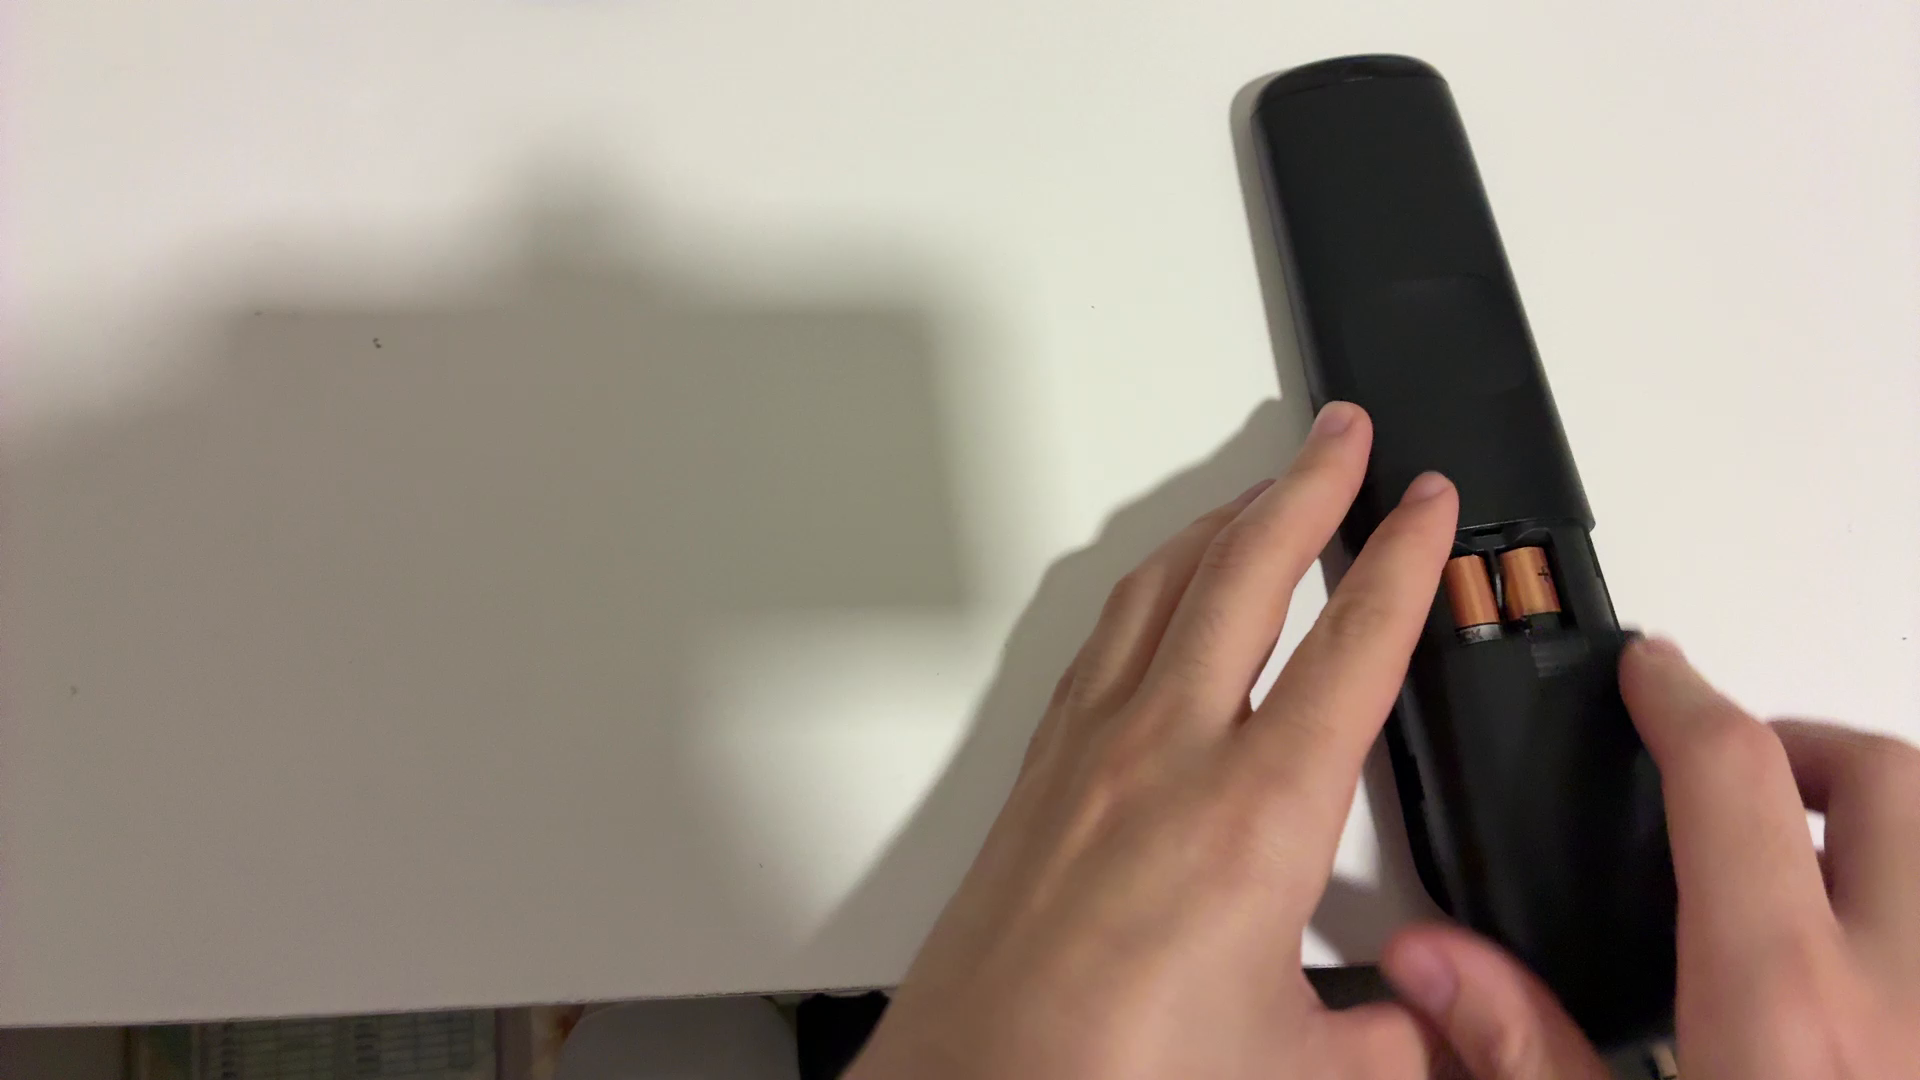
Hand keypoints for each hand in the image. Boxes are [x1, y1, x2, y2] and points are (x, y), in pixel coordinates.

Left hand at [847, 402, 1458, 1078]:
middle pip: (1248, 572)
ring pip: (1164, 584)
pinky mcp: (1050, 749)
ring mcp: (1097, 735)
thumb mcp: (1301, 1067)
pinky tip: (1166, 578)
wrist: (981, 1079)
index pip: (1353, 643)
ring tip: (1259, 488)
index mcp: (1257, 811)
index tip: (1423, 501)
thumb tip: (1426, 1018)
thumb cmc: (1116, 1073)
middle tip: (1339, 434)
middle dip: (1305, 487)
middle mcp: (1169, 746)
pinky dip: (1148, 582)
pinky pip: (1106, 632)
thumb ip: (1393, 1035)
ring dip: (1219, 522)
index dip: (1400, 558)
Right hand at [1381, 639, 1919, 1077]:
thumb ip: (1519, 1048)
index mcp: (1791, 1008)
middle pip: (1899, 786)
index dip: (1682, 699)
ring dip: (1889, 818)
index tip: (1650, 667)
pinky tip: (1871, 946)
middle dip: (1806, 746)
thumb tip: (1417, 953)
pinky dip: (1919, 898)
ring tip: (1810, 853)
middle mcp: (1919, 1001)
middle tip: (1732, 772)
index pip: (1736, 788)